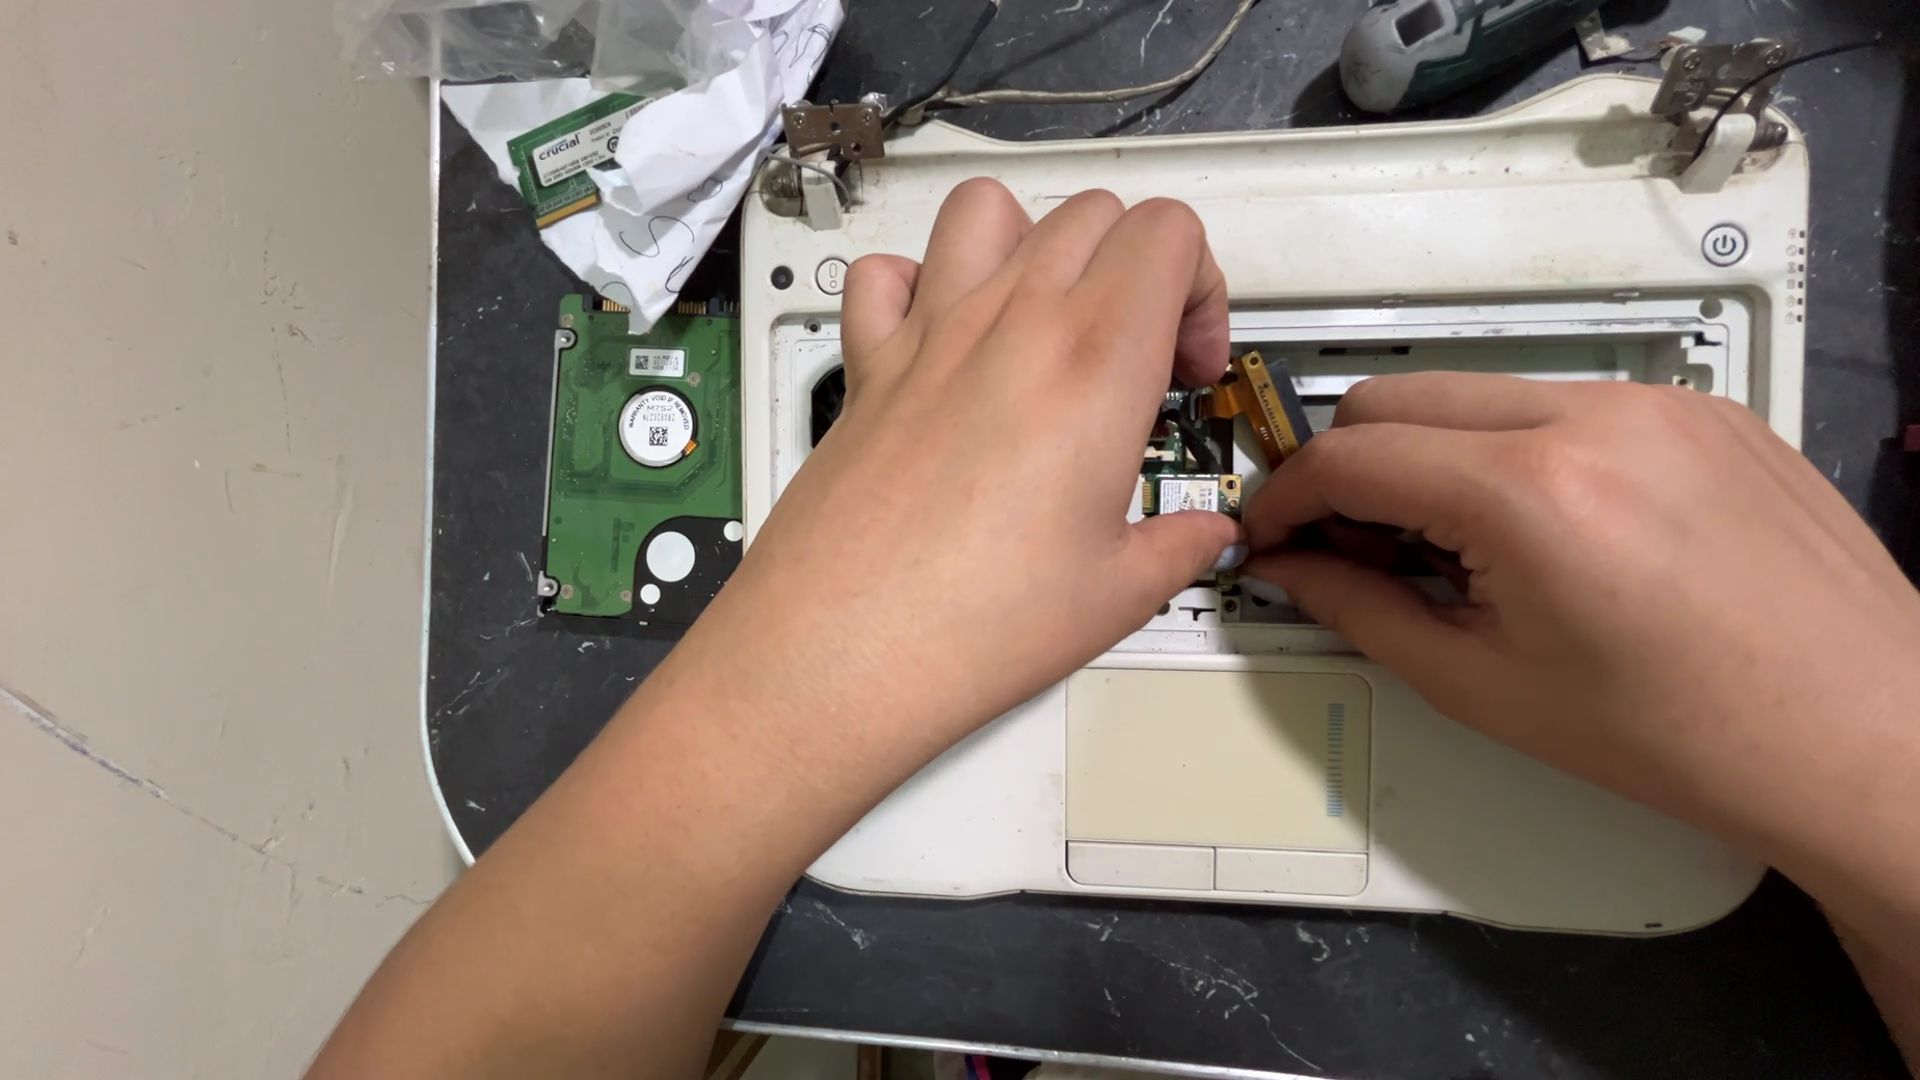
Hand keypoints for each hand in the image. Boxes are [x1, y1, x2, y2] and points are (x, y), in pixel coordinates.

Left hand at [308, 183, 1243, 1079]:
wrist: (841, 652)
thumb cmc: (972, 627)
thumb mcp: (1115, 594)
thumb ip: (1179, 548)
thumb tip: (1202, 538)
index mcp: (1091, 362)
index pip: (1169, 233)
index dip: (1202, 287)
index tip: (1189, 364)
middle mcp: (1007, 325)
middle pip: (1093, 214)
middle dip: (1136, 268)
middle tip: (1136, 356)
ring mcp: (925, 338)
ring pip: (987, 210)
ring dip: (1032, 243)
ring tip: (1044, 318)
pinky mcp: (867, 369)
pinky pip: (883, 275)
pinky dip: (917, 282)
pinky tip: (941, 339)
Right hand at [1241, 373, 1919, 1056]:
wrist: (1875, 746)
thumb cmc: (1669, 733)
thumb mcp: (1470, 678)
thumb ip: (1350, 604)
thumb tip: (1281, 566)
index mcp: (1530, 494)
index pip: (1346, 456)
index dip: (1283, 498)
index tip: (1271, 538)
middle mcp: (1590, 418)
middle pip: (1387, 398)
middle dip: (1337, 466)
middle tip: (1344, 542)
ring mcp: (1650, 401)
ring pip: (1457, 391)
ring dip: (1409, 455)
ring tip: (1432, 539)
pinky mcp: (1690, 406)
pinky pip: (1535, 402)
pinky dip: (1484, 449)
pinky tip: (1513, 524)